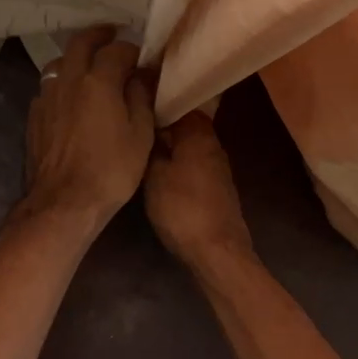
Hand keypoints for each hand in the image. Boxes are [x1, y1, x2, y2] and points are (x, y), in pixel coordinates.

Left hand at [22, 27, 153, 224]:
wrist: (63, 202)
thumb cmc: (110, 170)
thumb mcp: (140, 136)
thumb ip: (140, 98)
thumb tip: (141, 75)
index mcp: (97, 81)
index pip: (116, 50)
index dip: (131, 50)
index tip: (142, 58)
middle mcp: (68, 79)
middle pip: (80, 42)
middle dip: (98, 35)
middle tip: (111, 33)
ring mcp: (47, 95)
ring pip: (59, 62)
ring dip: (75, 57)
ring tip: (88, 65)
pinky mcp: (35, 114)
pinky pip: (49, 87)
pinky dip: (62, 83)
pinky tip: (70, 97)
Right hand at [146, 112, 255, 272]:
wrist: (218, 253)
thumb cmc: (181, 207)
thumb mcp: (154, 175)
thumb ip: (152, 148)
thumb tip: (151, 130)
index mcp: (198, 133)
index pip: (179, 105)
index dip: (158, 105)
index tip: (137, 106)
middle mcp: (213, 144)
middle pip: (187, 125)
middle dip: (166, 125)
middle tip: (138, 128)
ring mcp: (219, 167)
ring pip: (191, 146)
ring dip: (173, 147)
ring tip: (146, 150)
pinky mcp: (220, 189)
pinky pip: (196, 164)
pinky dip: (182, 164)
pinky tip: (164, 173)